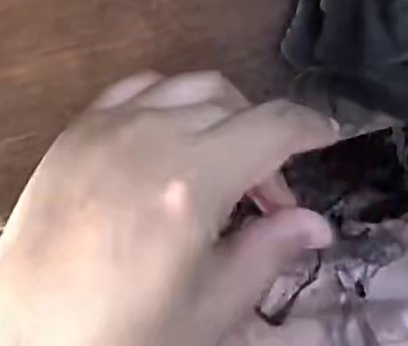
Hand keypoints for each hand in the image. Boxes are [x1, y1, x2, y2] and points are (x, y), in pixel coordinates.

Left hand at [0, 71, 339, 345]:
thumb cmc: (121, 340)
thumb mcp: (207, 313)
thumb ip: (268, 253)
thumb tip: (318, 223)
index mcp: (194, 180)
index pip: (274, 126)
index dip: (310, 126)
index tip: (329, 135)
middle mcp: (157, 133)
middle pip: (238, 106)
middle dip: (266, 142)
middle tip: (266, 197)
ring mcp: (112, 124)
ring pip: (194, 87)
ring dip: (224, 114)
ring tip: (222, 161)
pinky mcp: (78, 129)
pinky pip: (140, 87)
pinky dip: (170, 100)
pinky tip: (170, 135)